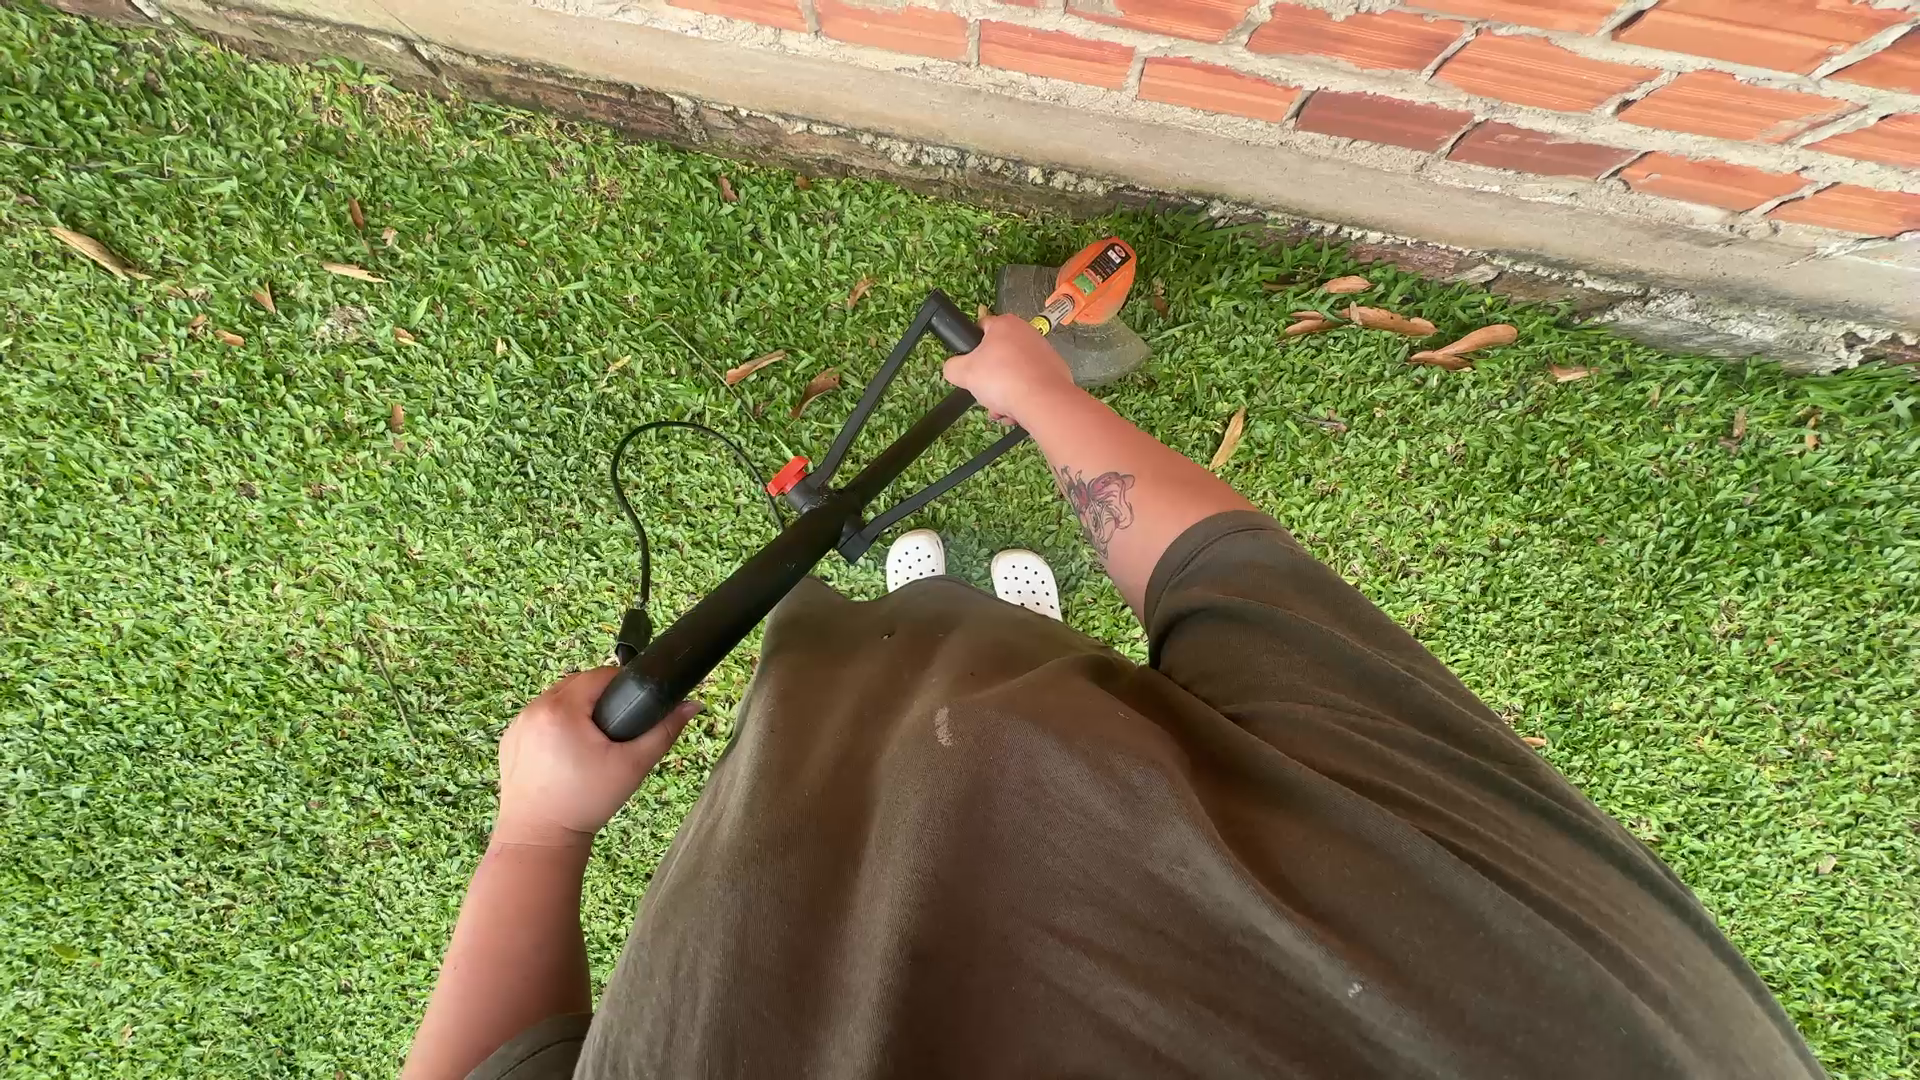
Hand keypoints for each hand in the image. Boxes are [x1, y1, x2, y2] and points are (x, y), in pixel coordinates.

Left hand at [493, 666, 698, 849]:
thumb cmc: (587, 800)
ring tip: (597, 734)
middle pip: (577, 682)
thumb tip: (693, 705)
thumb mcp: (634, 764)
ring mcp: (517, 725)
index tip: (635, 706)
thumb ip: (665, 730)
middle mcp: (533, 710)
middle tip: (619, 723)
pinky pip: (540, 716)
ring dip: (578, 706)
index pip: (599, 675)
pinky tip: (571, 746)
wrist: (540, 839)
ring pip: (558, 698)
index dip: (623, 684)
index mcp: (561, 710)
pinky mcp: (509, 741)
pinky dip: (558, 722)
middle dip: (601, 695)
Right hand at [943, 314, 1079, 427]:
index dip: (972, 347)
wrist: (1042, 400)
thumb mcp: (964, 373)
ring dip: (1004, 393)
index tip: (970, 365)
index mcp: (1004, 324)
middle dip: (989, 379)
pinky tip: (1016, 411)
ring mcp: (1043, 351)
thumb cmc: (1003, 379)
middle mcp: (1027, 332)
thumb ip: (952, 367)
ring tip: (1001, 409)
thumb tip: (953, 368)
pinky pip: (1030, 383)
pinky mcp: (1054, 370)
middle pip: (998, 356)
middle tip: (985, 393)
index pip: (981, 328)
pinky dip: (1022, 397)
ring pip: (1014, 373)